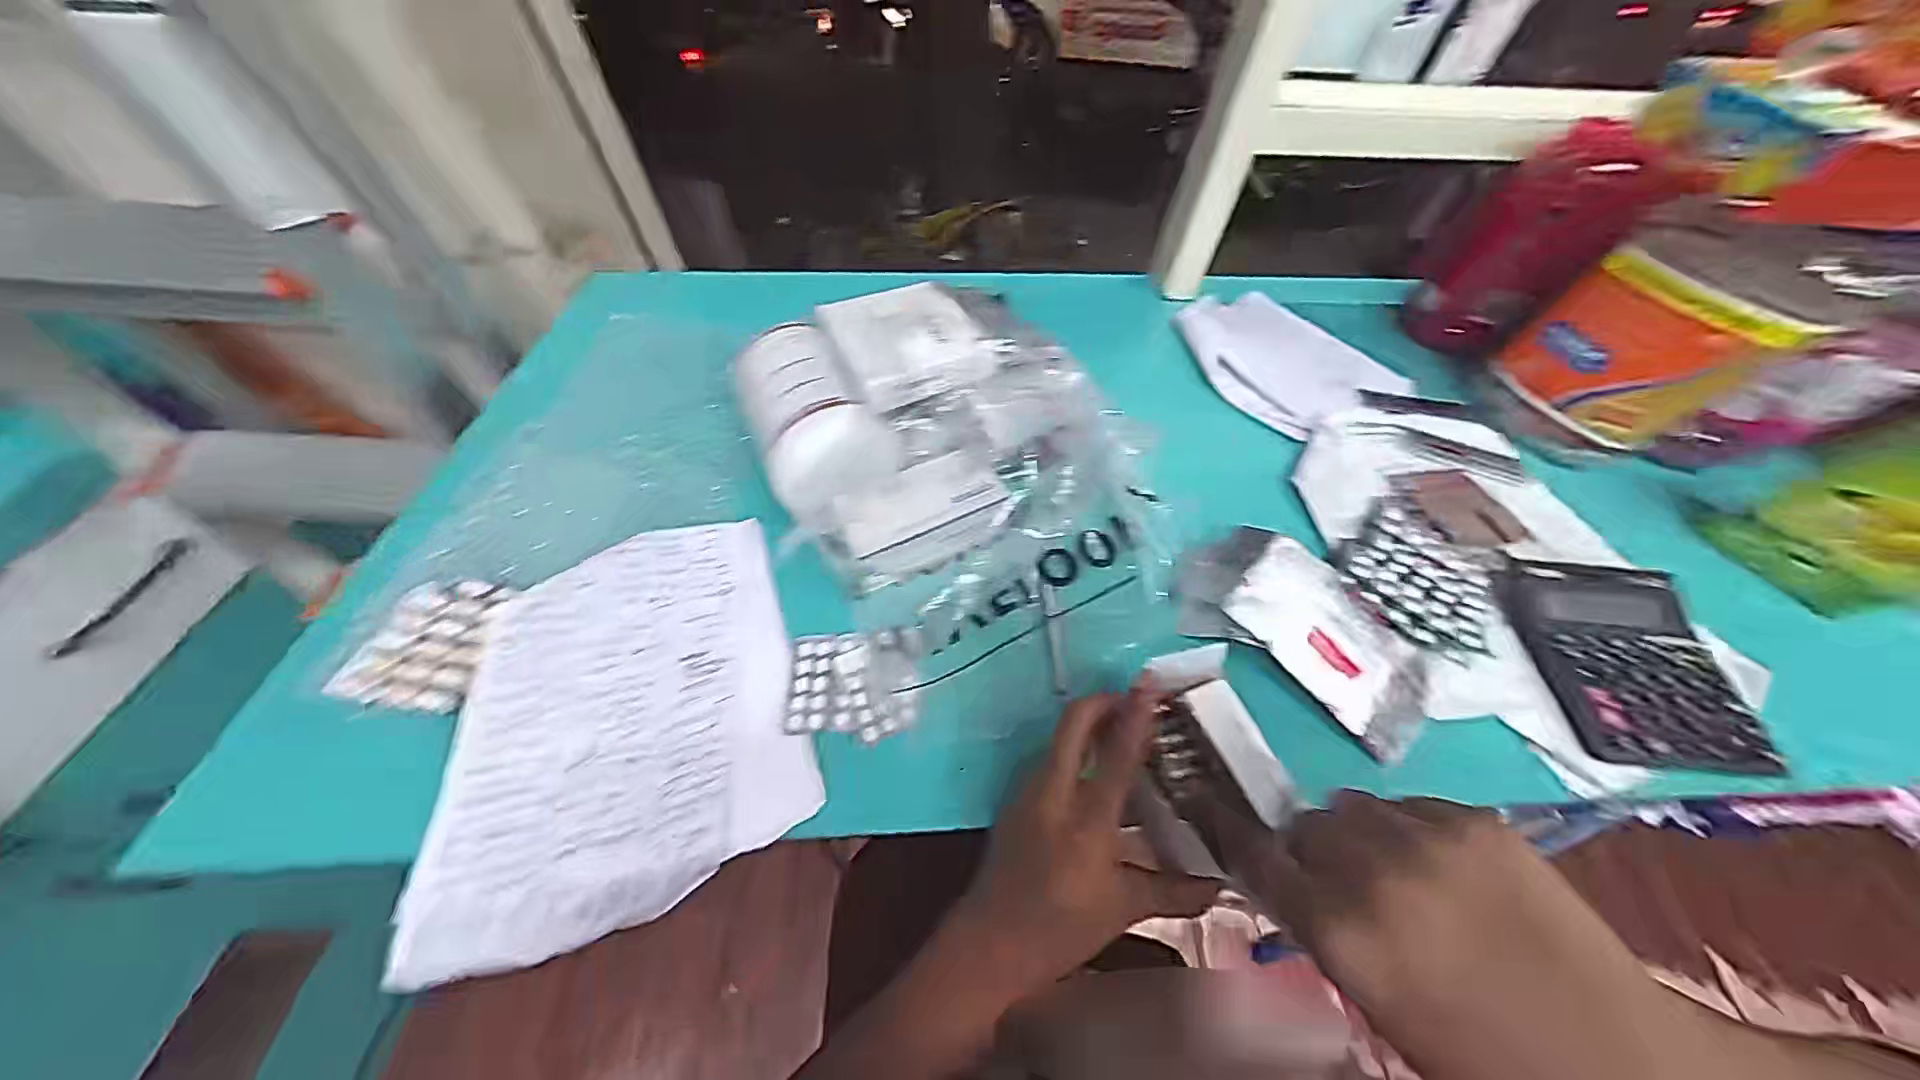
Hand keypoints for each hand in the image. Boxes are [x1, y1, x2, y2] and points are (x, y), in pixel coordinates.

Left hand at [791, 690, 1218, 1079]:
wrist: (989, 941)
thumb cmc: (1060, 929)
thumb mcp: (1123, 910)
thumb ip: (1175, 893)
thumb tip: (1220, 885)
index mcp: (1086, 820)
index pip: (1117, 754)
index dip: (1135, 714)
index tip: (1150, 685)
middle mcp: (1053, 793)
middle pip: (1074, 723)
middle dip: (1103, 701)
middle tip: (1135, 702)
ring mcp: (1028, 791)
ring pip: (1059, 737)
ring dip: (1089, 725)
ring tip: (1122, 732)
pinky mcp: (1015, 797)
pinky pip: (1049, 759)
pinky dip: (1075, 750)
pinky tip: (1094, 770)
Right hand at [1197, 791, 1713, 1079]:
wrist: (1624, 1063)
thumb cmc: (1478, 1053)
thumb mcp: (1375, 1002)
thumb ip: (1319, 932)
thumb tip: (1286, 884)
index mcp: (1340, 929)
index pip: (1253, 853)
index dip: (1224, 825)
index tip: (1205, 801)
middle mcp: (1371, 871)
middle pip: (1304, 825)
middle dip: (1310, 848)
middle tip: (1338, 880)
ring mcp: (1429, 838)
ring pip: (1351, 806)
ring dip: (1357, 833)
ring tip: (1393, 870)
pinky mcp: (1478, 822)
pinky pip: (1410, 805)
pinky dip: (1410, 829)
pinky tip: (1443, 868)